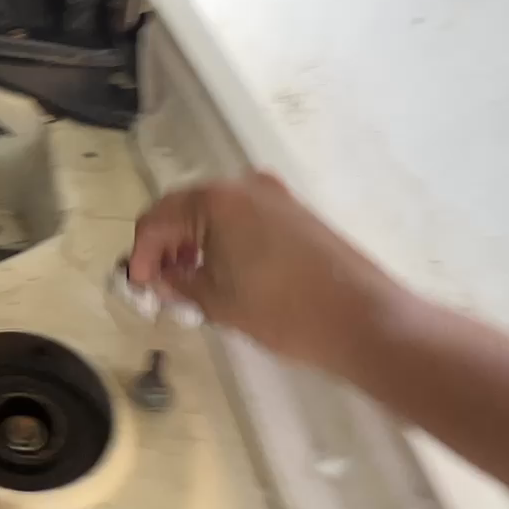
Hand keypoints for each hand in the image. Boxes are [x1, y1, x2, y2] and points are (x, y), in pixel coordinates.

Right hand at [129, 172, 408, 373]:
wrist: (369, 323)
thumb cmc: (284, 311)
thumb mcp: (217, 301)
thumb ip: (176, 283)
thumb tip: (158, 279)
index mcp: (214, 199)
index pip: (157, 220)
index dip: (141, 254)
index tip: (139, 285)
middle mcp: (241, 185)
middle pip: (183, 209)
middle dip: (166, 245)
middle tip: (161, 283)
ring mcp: (272, 195)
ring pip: (213, 213)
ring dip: (194, 242)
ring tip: (191, 280)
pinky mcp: (294, 211)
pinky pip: (241, 218)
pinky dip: (222, 240)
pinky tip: (225, 271)